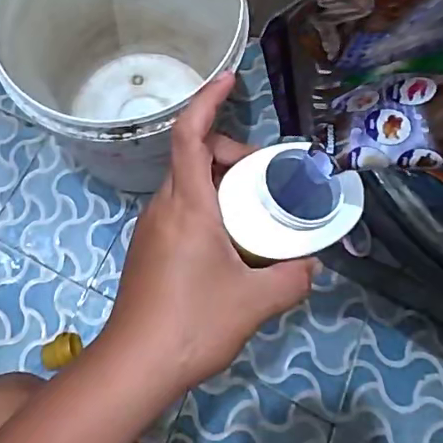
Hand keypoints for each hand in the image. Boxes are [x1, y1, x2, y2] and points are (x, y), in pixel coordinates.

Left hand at [94, 72, 320, 403]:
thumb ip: (290, 279)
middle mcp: (164, 207)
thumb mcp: (254, 302)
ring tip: (257, 215)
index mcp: (187, 205)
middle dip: (233, 154)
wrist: (135, 363)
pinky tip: (231, 245)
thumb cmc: (193, 323)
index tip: (229, 79)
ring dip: (222, 185)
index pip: (190, 135)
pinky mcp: (148, 249)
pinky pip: (181, 211)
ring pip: (188, 185)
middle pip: (195, 157)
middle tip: (269, 179)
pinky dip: (209, 209)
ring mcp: (151, 228)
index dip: (207, 101)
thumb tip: (308, 267)